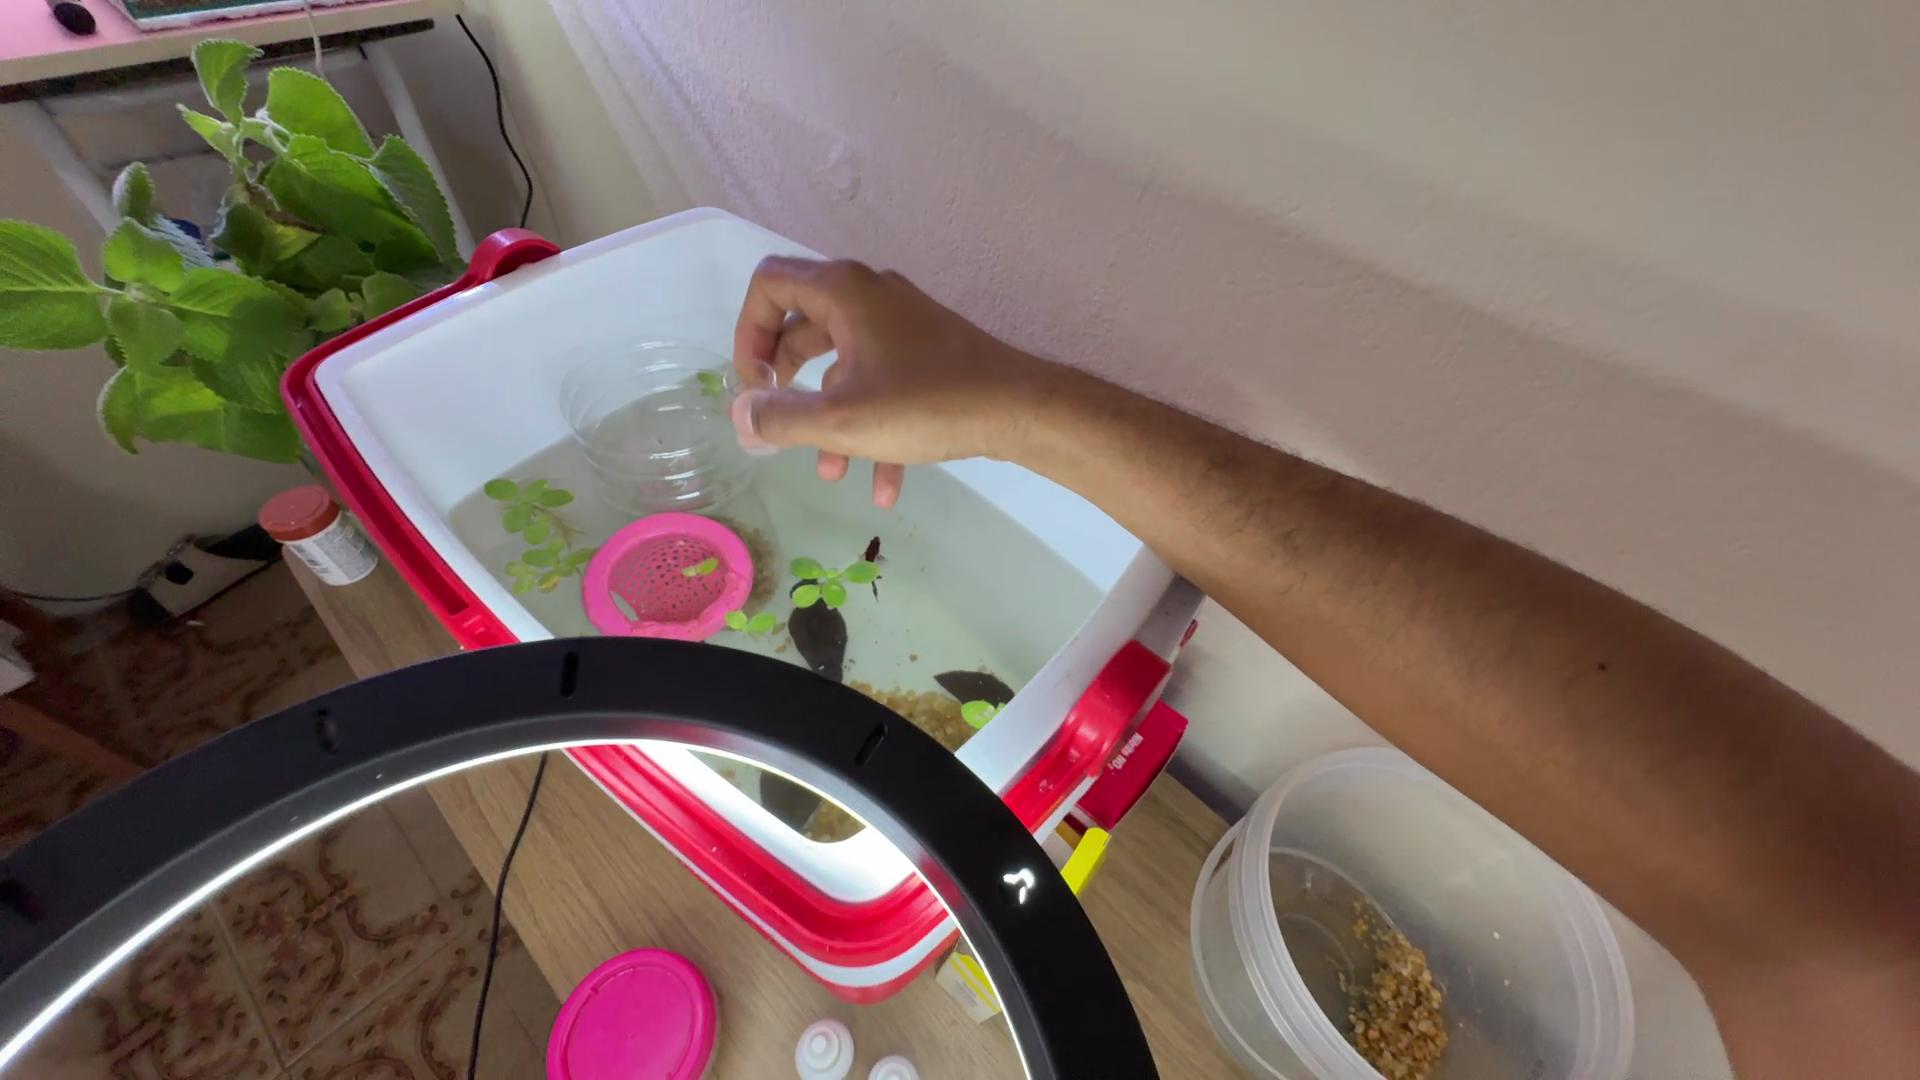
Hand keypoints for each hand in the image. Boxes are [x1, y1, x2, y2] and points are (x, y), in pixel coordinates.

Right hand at [730, 257, 1041, 506]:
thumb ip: (780, 418)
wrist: (1018, 408)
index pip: (768, 285)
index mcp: (842, 291)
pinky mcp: (927, 355)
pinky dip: (875, 429)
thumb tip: (740, 417)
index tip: (753, 384)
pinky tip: (884, 489)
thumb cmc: (925, 404)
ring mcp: (902, 325)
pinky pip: (884, 386)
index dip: (747, 333)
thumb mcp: (841, 420)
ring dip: (833, 422)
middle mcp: (870, 296)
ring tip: (831, 475)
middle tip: (776, 421)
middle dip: (787, 385)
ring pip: (847, 369)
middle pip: (803, 329)